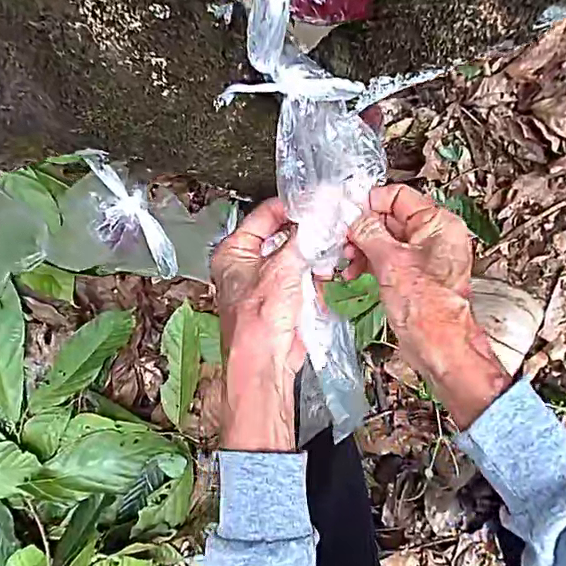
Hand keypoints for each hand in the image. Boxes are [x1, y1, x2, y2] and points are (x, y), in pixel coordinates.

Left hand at [211, 198, 308, 451]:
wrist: (265, 363)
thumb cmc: (257, 322)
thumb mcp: (283, 269)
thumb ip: (304, 238)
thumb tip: (320, 211)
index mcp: (234, 252)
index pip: (264, 216)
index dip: (291, 207)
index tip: (315, 201)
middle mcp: (247, 266)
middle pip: (283, 237)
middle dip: (308, 235)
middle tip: (330, 224)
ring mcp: (266, 284)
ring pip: (297, 258)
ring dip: (315, 257)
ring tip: (331, 251)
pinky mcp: (284, 301)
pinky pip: (304, 279)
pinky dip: (317, 277)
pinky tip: (327, 275)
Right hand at [345, 185, 511, 426]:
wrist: (439, 346)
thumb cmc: (430, 310)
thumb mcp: (390, 261)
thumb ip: (369, 232)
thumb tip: (354, 216)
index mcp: (438, 224)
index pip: (398, 196)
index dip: (370, 203)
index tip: (348, 213)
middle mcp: (435, 238)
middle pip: (390, 218)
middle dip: (362, 228)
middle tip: (343, 238)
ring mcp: (425, 258)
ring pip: (386, 240)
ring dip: (362, 247)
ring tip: (347, 259)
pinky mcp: (415, 277)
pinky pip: (388, 259)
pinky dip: (370, 262)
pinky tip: (354, 271)